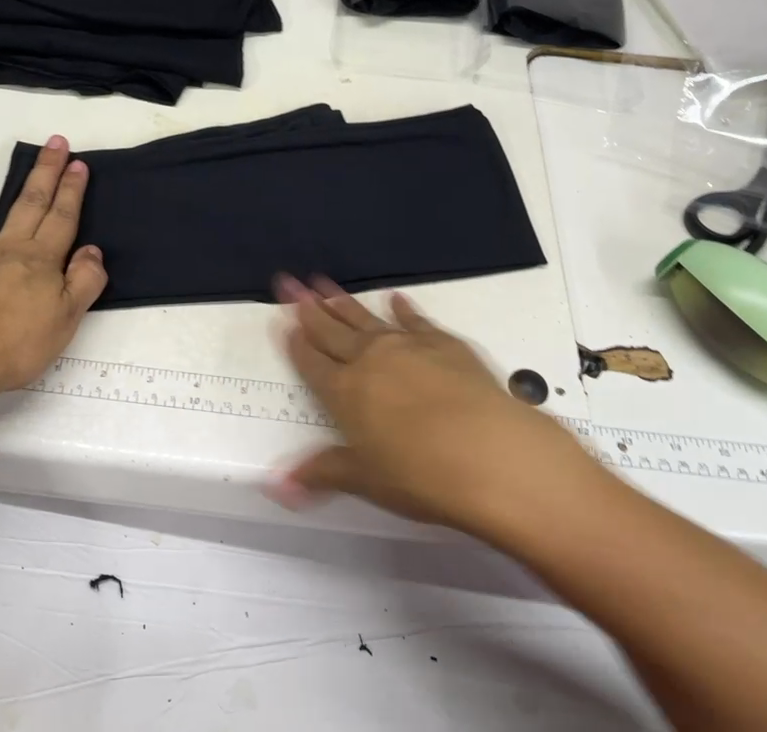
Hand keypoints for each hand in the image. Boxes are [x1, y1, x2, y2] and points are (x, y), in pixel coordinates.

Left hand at [0, 136, 106, 408]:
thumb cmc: (15, 346)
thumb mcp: (66, 320)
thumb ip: (84, 282)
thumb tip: (93, 250)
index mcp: (40, 262)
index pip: (62, 219)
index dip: (72, 191)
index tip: (78, 163)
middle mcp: (5, 251)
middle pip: (27, 205)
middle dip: (43, 173)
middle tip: (52, 142)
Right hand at [271, 275, 597, 538]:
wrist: (490, 453)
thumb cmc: (419, 474)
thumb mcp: (365, 480)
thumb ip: (322, 473)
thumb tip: (276, 484)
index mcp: (344, 392)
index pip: (311, 362)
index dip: (294, 342)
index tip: (280, 319)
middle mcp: (370, 361)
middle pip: (332, 331)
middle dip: (308, 308)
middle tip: (290, 283)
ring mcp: (408, 347)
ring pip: (366, 320)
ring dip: (344, 302)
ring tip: (325, 283)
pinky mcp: (445, 344)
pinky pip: (416, 320)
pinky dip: (403, 309)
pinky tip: (396, 299)